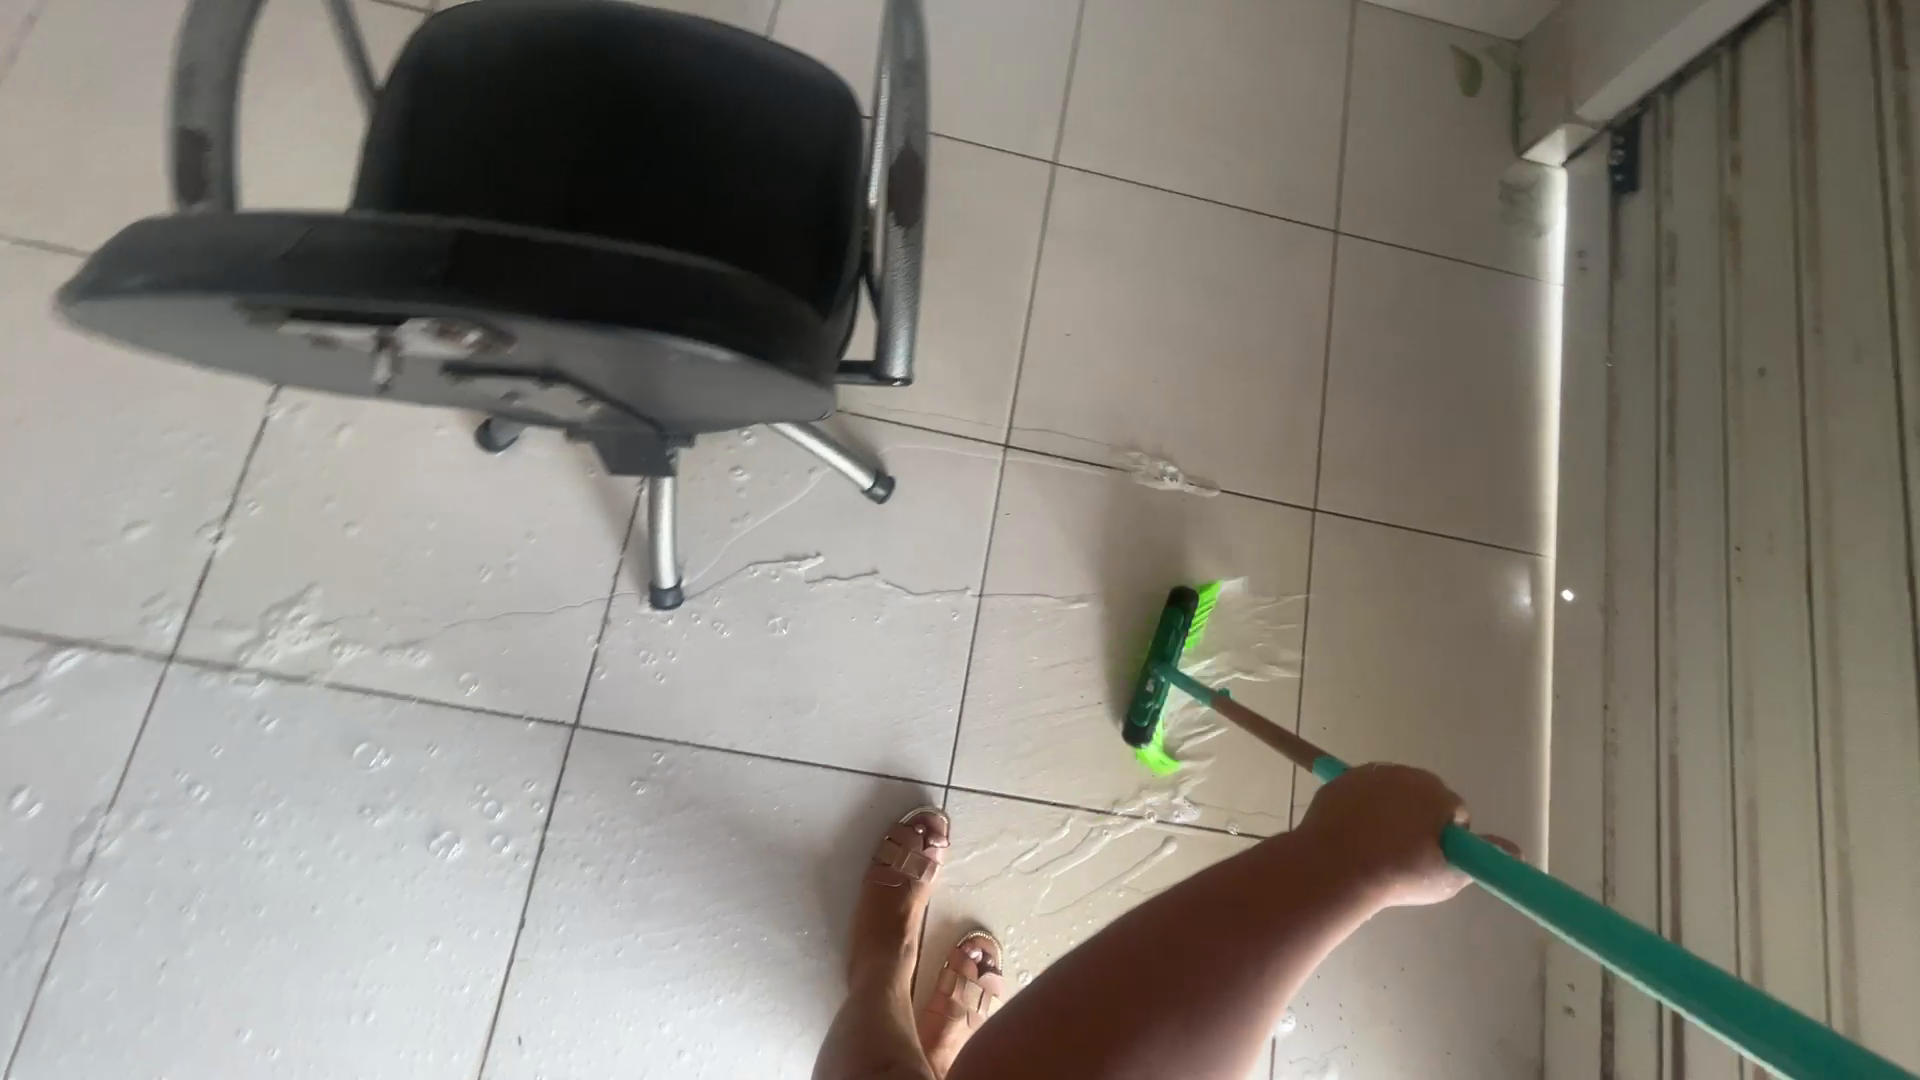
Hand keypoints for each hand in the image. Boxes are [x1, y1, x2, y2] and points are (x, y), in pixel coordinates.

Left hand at [1295, 763, 1520, 909]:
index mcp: (1434, 791)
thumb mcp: (1450, 874)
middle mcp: (1400, 773)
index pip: (1454, 811)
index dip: (1448, 837)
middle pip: (1421, 796)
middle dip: (1419, 818)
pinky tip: (1355, 834)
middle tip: (1406, 853)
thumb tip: (1513, 849)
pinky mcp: (1337, 783)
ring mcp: (1364, 775)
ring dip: (1390, 811)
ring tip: (1378, 846)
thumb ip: (1483, 858)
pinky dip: (1361, 808)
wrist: (1335, 865)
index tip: (1432, 857)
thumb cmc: (1398, 871)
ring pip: (1389, 793)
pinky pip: (1360, 794)